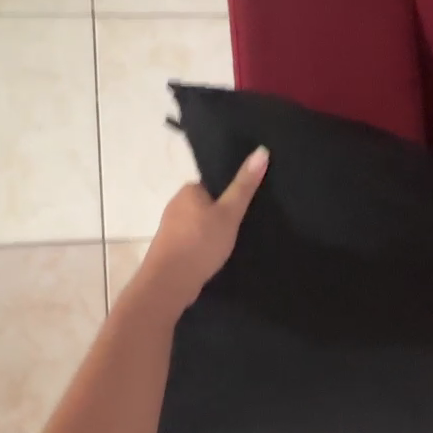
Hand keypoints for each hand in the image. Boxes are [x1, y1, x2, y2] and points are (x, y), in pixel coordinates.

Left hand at [135, 147, 268, 312]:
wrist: (170, 281)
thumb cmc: (201, 242)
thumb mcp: (229, 213)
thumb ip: (244, 186)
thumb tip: (261, 150)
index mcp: (189, 190)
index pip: (214, 185)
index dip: (231, 195)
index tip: (247, 207)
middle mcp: (176, 204)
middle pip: (207, 205)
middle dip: (222, 214)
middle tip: (243, 228)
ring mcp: (171, 227)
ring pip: (199, 224)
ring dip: (213, 232)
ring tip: (232, 244)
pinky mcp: (170, 248)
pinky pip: (193, 240)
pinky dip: (204, 246)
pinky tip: (215, 257)